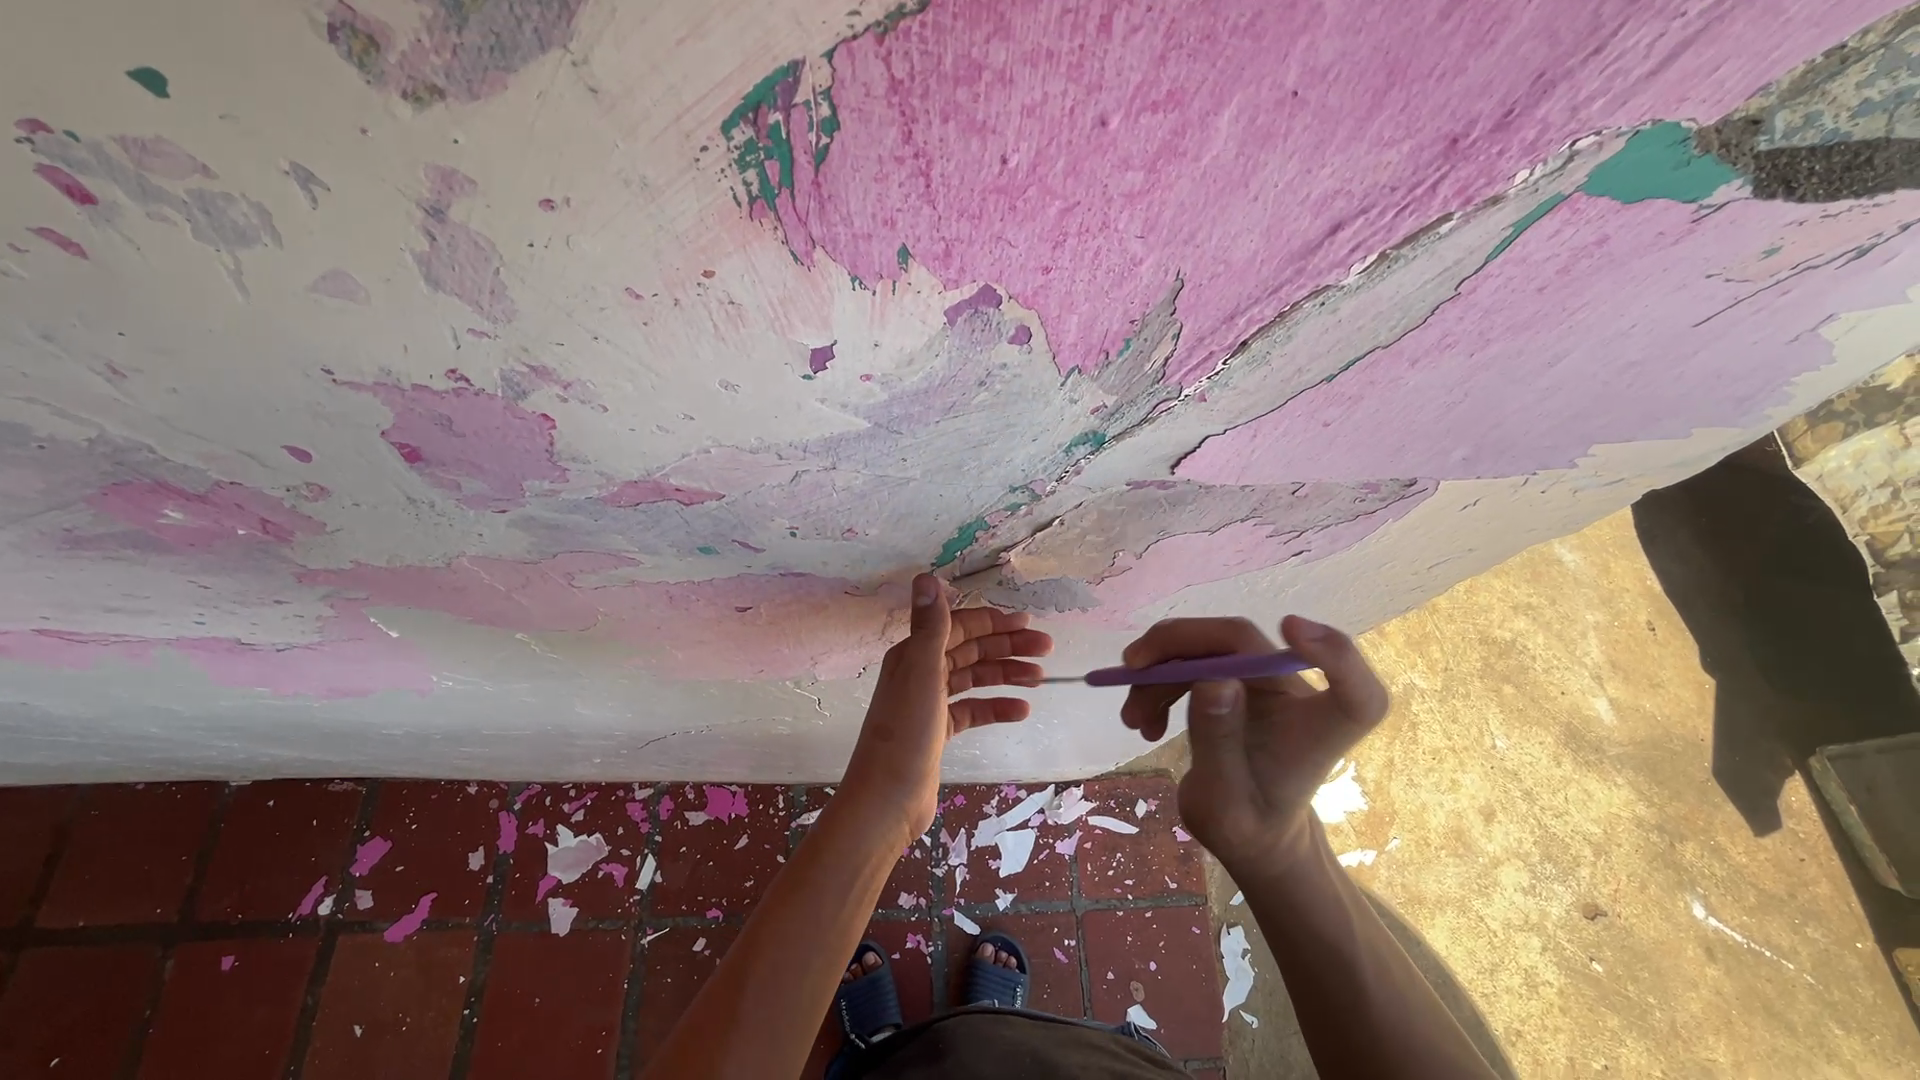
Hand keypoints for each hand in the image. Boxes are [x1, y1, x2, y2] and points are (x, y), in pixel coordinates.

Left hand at [839, 573, 1053, 842]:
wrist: (887, 798)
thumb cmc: (906, 732)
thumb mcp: (922, 673)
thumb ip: (930, 625)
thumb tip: (926, 575)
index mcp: (913, 654)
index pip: (959, 627)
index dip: (992, 622)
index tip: (1028, 622)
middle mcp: (920, 673)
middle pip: (970, 651)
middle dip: (1007, 646)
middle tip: (1046, 648)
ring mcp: (928, 704)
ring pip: (973, 679)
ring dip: (1005, 674)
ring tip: (1040, 677)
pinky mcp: (937, 732)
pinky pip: (972, 710)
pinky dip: (995, 707)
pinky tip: (1021, 710)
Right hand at [1120, 616, 1387, 871]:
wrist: (1247, 831)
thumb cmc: (1248, 827)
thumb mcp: (1224, 802)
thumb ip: (1219, 742)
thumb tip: (1213, 679)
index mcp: (1320, 729)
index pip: (1356, 688)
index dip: (1333, 653)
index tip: (1290, 629)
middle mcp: (1297, 693)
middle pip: (1244, 641)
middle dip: (1182, 643)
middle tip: (1132, 665)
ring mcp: (1264, 683)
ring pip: (1206, 648)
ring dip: (1158, 670)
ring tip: (1132, 719)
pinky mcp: (1236, 680)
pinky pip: (1192, 662)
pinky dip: (1159, 682)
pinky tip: (1144, 722)